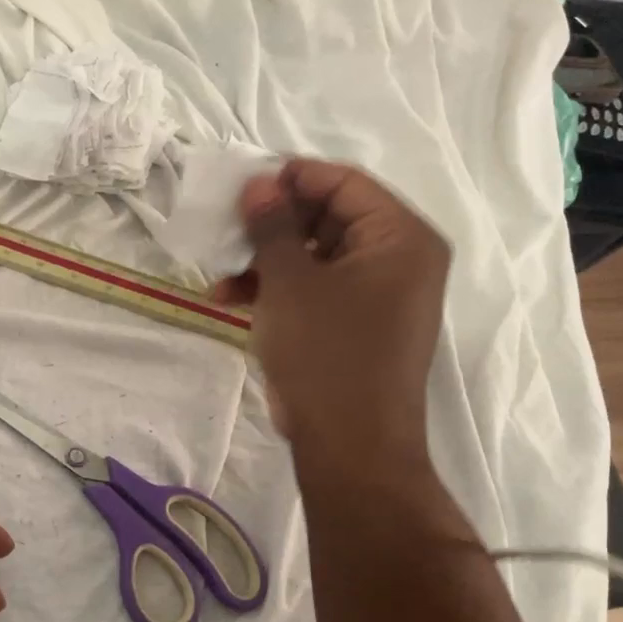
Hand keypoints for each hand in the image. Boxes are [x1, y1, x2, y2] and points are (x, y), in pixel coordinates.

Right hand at [213, 159, 448, 465]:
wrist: (351, 443)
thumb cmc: (325, 352)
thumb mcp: (289, 283)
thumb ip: (271, 226)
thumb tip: (259, 182)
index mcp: (401, 237)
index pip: (346, 183)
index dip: (292, 178)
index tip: (241, 185)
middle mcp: (400, 259)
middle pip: (331, 218)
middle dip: (274, 224)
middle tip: (227, 230)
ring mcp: (381, 294)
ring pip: (317, 256)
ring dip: (267, 261)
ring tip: (221, 278)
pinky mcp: (359, 324)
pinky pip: (318, 289)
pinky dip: (279, 289)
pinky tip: (234, 300)